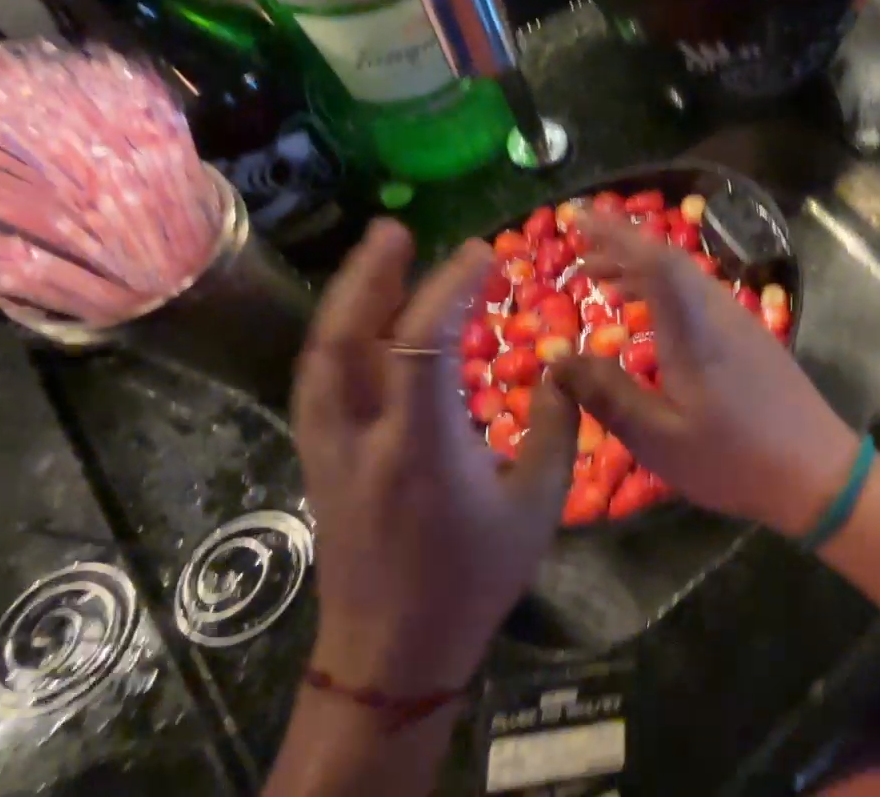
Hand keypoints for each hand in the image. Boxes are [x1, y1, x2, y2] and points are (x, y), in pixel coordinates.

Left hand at [290, 219, 575, 691]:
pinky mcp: (321, 461)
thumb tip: (559, 369)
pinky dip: (340, 337)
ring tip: (377, 259)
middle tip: (397, 230)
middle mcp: (361, 440)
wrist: (395, 649)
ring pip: (321, 358)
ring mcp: (329, 450)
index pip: (422, 347)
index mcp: (419, 450)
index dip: (449, 290)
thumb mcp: (535, 505)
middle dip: (369, 276)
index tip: (481, 254)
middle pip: (345, 340)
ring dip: (348, 300)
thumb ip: (553, 428)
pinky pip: (320, 382)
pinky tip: (362, 324)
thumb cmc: (475, 578)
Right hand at [552, 214, 858, 535]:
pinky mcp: (754, 342)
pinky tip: (655, 322)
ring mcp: (743, 326)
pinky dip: (670, 296)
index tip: (578, 218)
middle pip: (672, 263)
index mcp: (695, 330)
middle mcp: (720, 315)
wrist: (818, 473)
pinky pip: (703, 301)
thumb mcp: (659, 439)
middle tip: (581, 262)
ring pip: (689, 282)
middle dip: (623, 252)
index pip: (654, 260)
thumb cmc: (734, 459)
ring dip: (646, 274)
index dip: (614, 234)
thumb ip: (608, 396)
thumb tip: (558, 361)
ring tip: (607, 285)